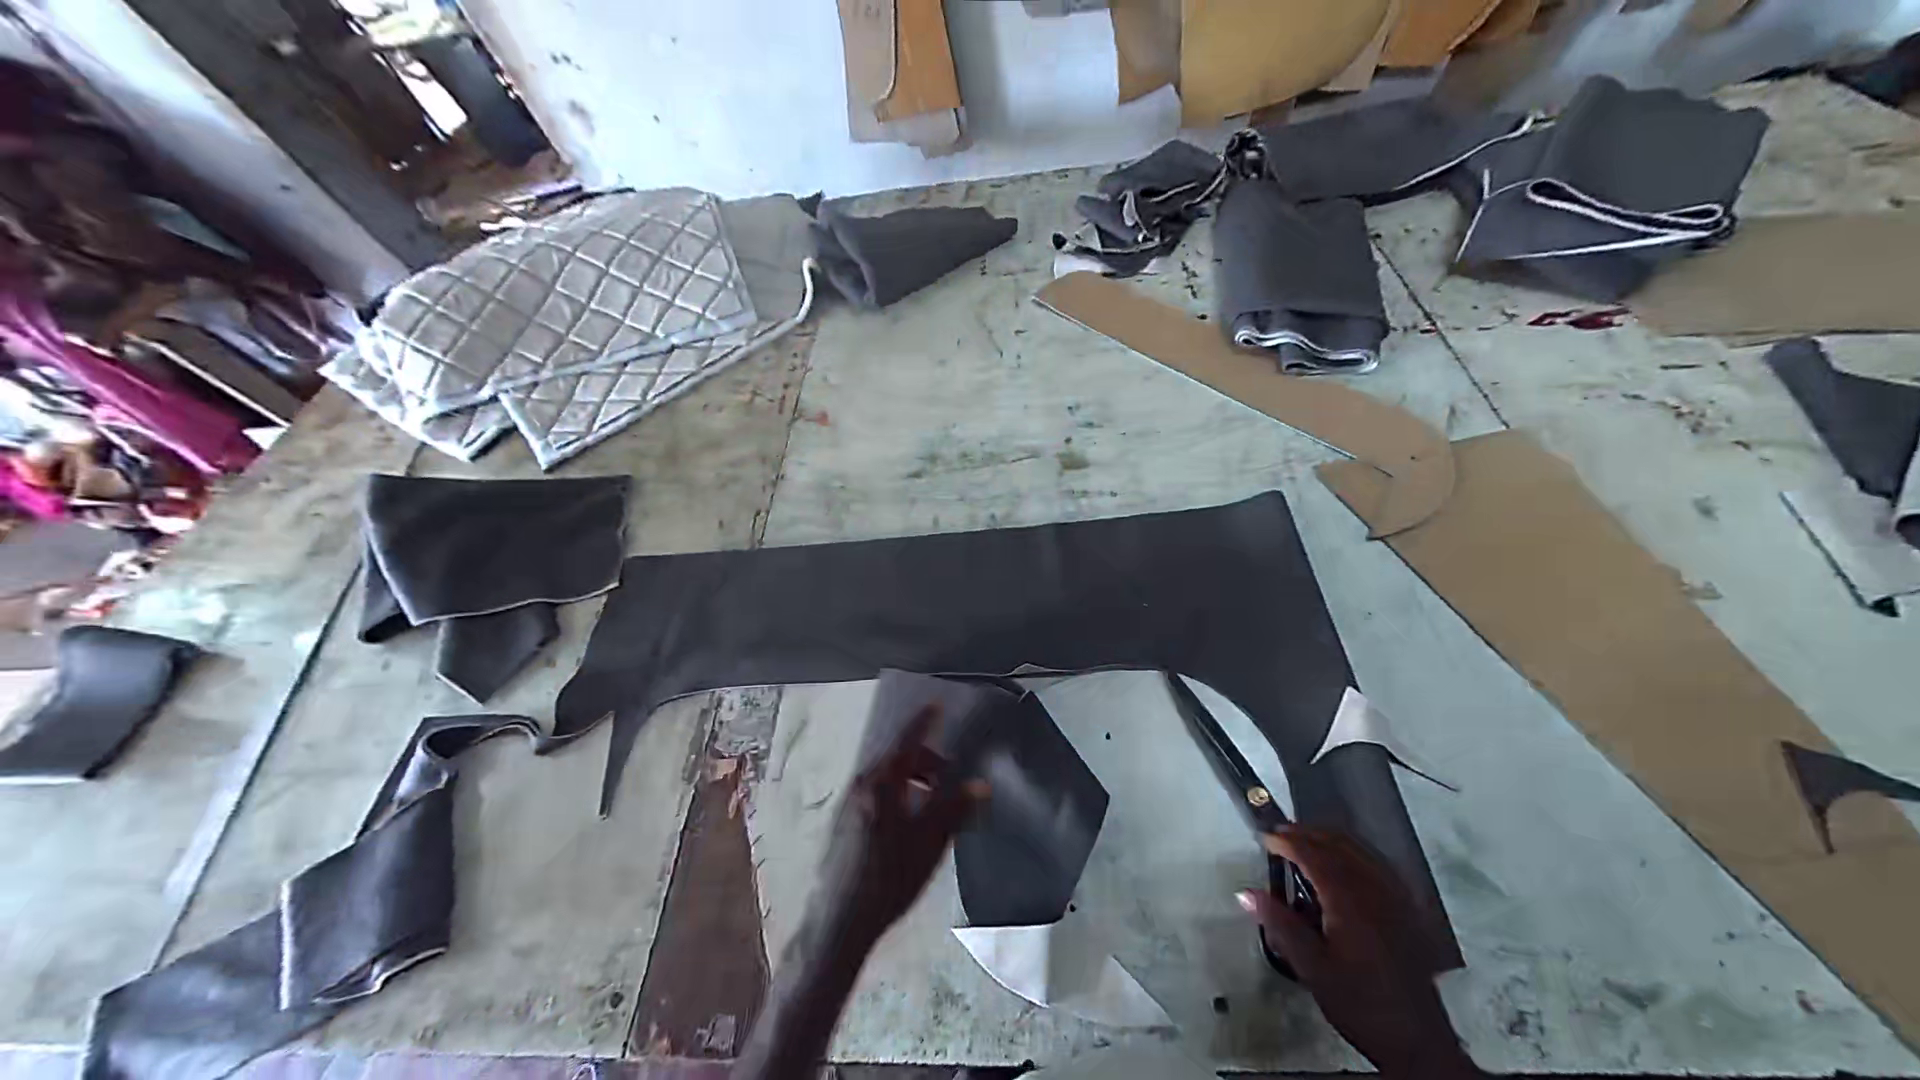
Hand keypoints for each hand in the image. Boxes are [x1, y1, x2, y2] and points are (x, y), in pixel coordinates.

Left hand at [817, 704, 987, 938]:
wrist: (840, 921)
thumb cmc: (889, 879)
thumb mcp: (930, 844)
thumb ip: (954, 809)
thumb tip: (980, 785)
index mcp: (882, 784)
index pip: (907, 743)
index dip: (923, 724)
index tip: (936, 705)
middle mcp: (861, 786)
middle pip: (896, 758)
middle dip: (924, 760)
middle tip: (947, 775)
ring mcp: (849, 803)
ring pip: (885, 775)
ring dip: (910, 777)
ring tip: (931, 801)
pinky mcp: (843, 820)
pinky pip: (874, 790)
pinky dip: (896, 791)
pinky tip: (908, 820)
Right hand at [1238, 827, 1479, 1079]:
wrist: (1417, 1041)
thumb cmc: (1359, 1003)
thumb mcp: (1312, 967)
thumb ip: (1280, 924)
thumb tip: (1246, 893)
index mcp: (1349, 901)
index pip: (1314, 855)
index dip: (1287, 842)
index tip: (1265, 838)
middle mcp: (1374, 891)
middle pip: (1339, 845)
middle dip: (1307, 834)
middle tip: (1281, 834)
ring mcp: (1395, 899)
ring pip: (1361, 851)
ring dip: (1330, 839)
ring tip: (1307, 841)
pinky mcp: (1407, 911)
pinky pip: (1377, 865)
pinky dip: (1354, 852)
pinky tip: (1345, 863)